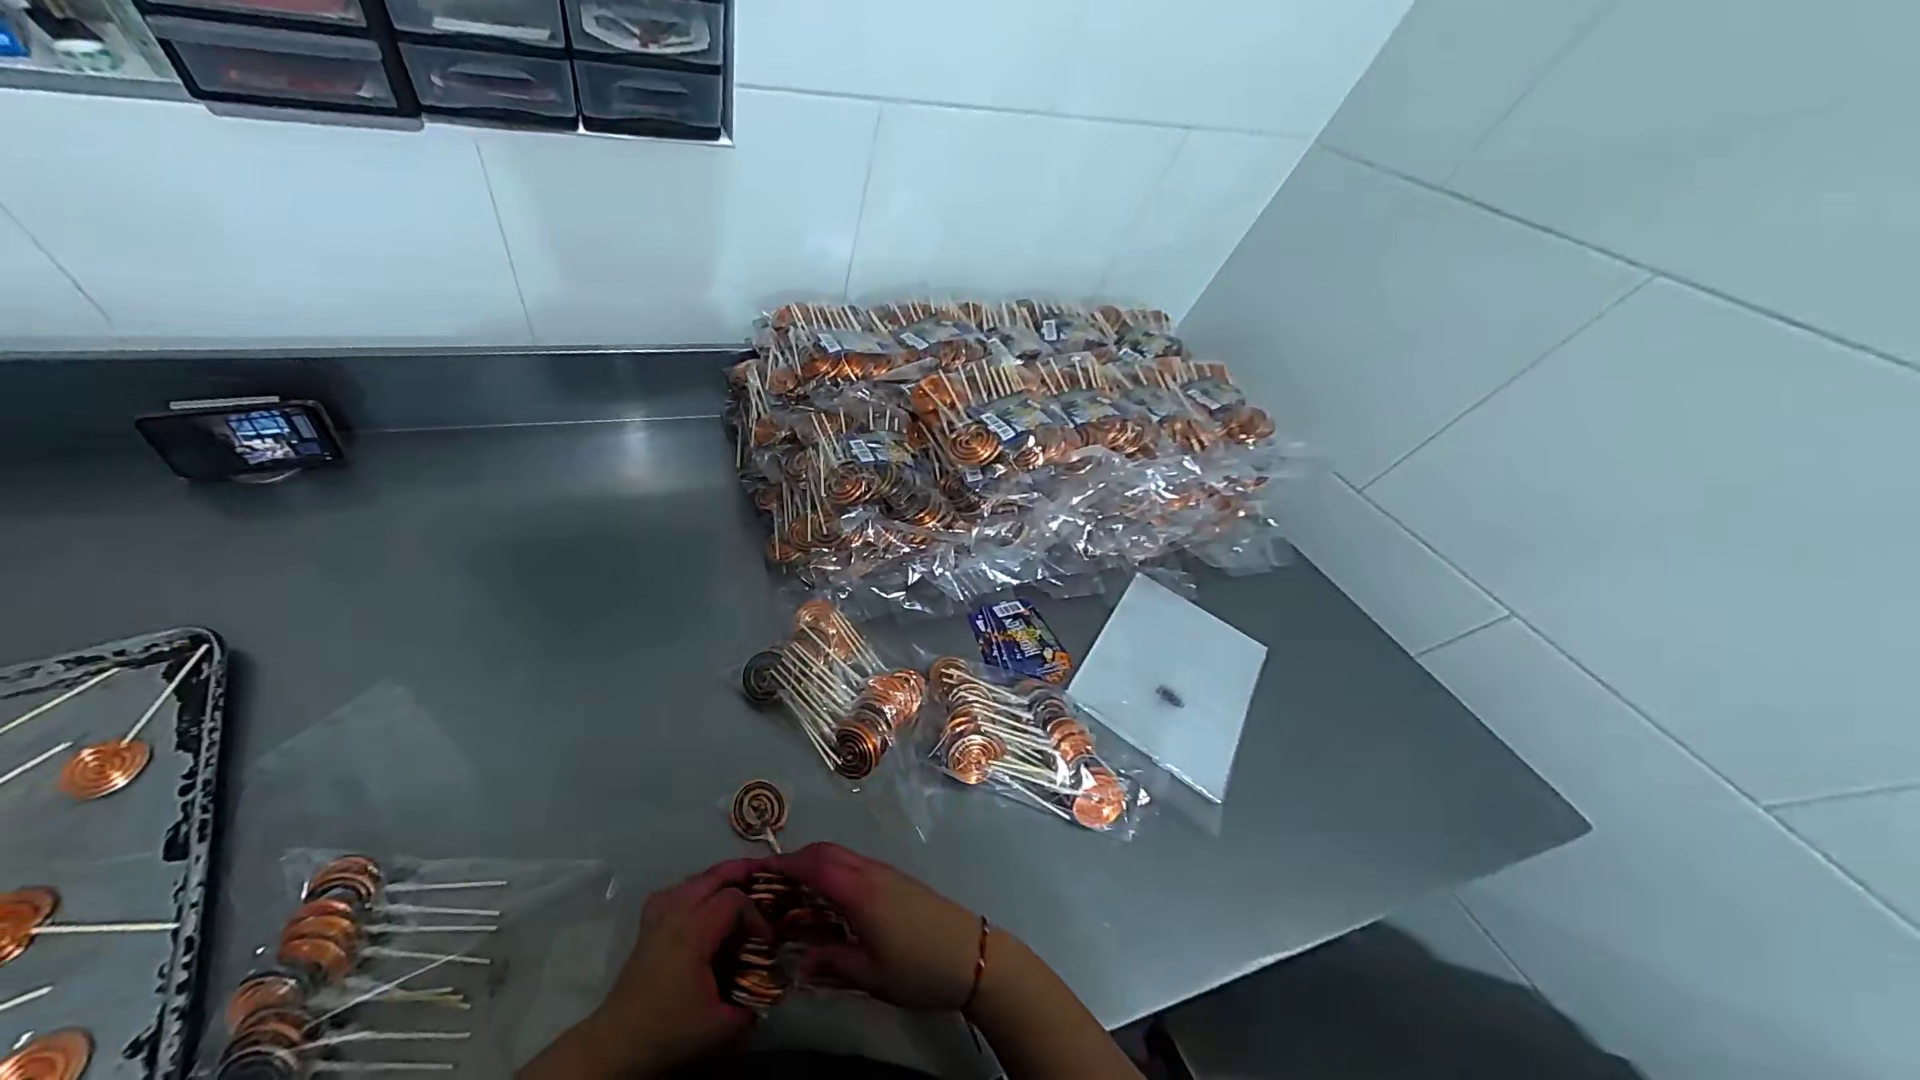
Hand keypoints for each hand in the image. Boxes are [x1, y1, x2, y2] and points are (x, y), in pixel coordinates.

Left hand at [582, 858, 771, 1075]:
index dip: (756, 915)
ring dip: (720, 880)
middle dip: (743, 875)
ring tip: (740, 891)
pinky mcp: (647, 924)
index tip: (765, 941)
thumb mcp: (719, 1025)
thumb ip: (752, 1002)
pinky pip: (676, 890)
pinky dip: (695, 888)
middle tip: (765, 884)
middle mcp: (675, 913)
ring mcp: (657, 915)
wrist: (616, 1044)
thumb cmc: (668, 1030)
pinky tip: (702, 903)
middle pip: (714, 875)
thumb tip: (774, 987)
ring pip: (695, 879)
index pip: (735, 899)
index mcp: (693, 931)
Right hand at [768, 842, 980, 1010]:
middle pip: (826, 853)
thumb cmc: (919, 968)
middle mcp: (871, 873)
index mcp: (860, 891)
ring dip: (816, 869)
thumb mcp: (870, 975)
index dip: (782, 865)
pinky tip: (830, 906)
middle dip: (795, 863)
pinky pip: (857, 868)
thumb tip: (801, 961)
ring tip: (794, 900)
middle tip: (771, 888)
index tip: (756, 873)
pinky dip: (835, 876)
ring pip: (842, 859)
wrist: (973, 955)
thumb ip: (832, 963)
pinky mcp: (898, 882)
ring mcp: (887, 874)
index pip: (813, 865)